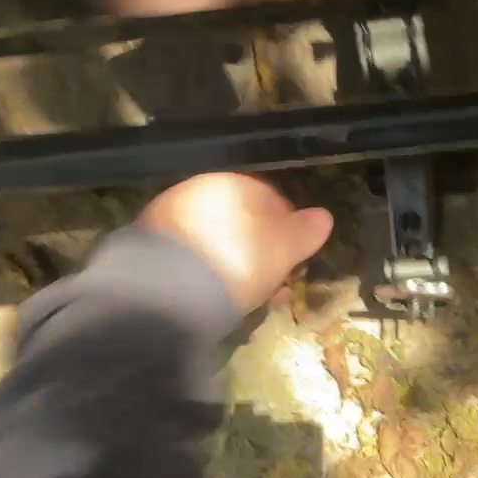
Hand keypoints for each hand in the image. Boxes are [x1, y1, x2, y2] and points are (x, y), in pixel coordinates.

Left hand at [139, 173, 333, 313]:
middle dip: (261, 248)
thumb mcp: (282, 250)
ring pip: (219, 238)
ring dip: (237, 261)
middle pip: (243, 219)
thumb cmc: (240, 262)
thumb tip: (324, 217)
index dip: (289, 229)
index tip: (296, 258)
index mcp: (236, 184)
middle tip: (274, 281)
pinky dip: (211, 270)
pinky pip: (196, 255)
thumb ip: (304, 233)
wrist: (170, 288)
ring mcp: (173, 215)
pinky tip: (219, 293)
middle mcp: (202, 190)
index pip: (272, 199)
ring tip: (248, 293)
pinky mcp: (153, 244)